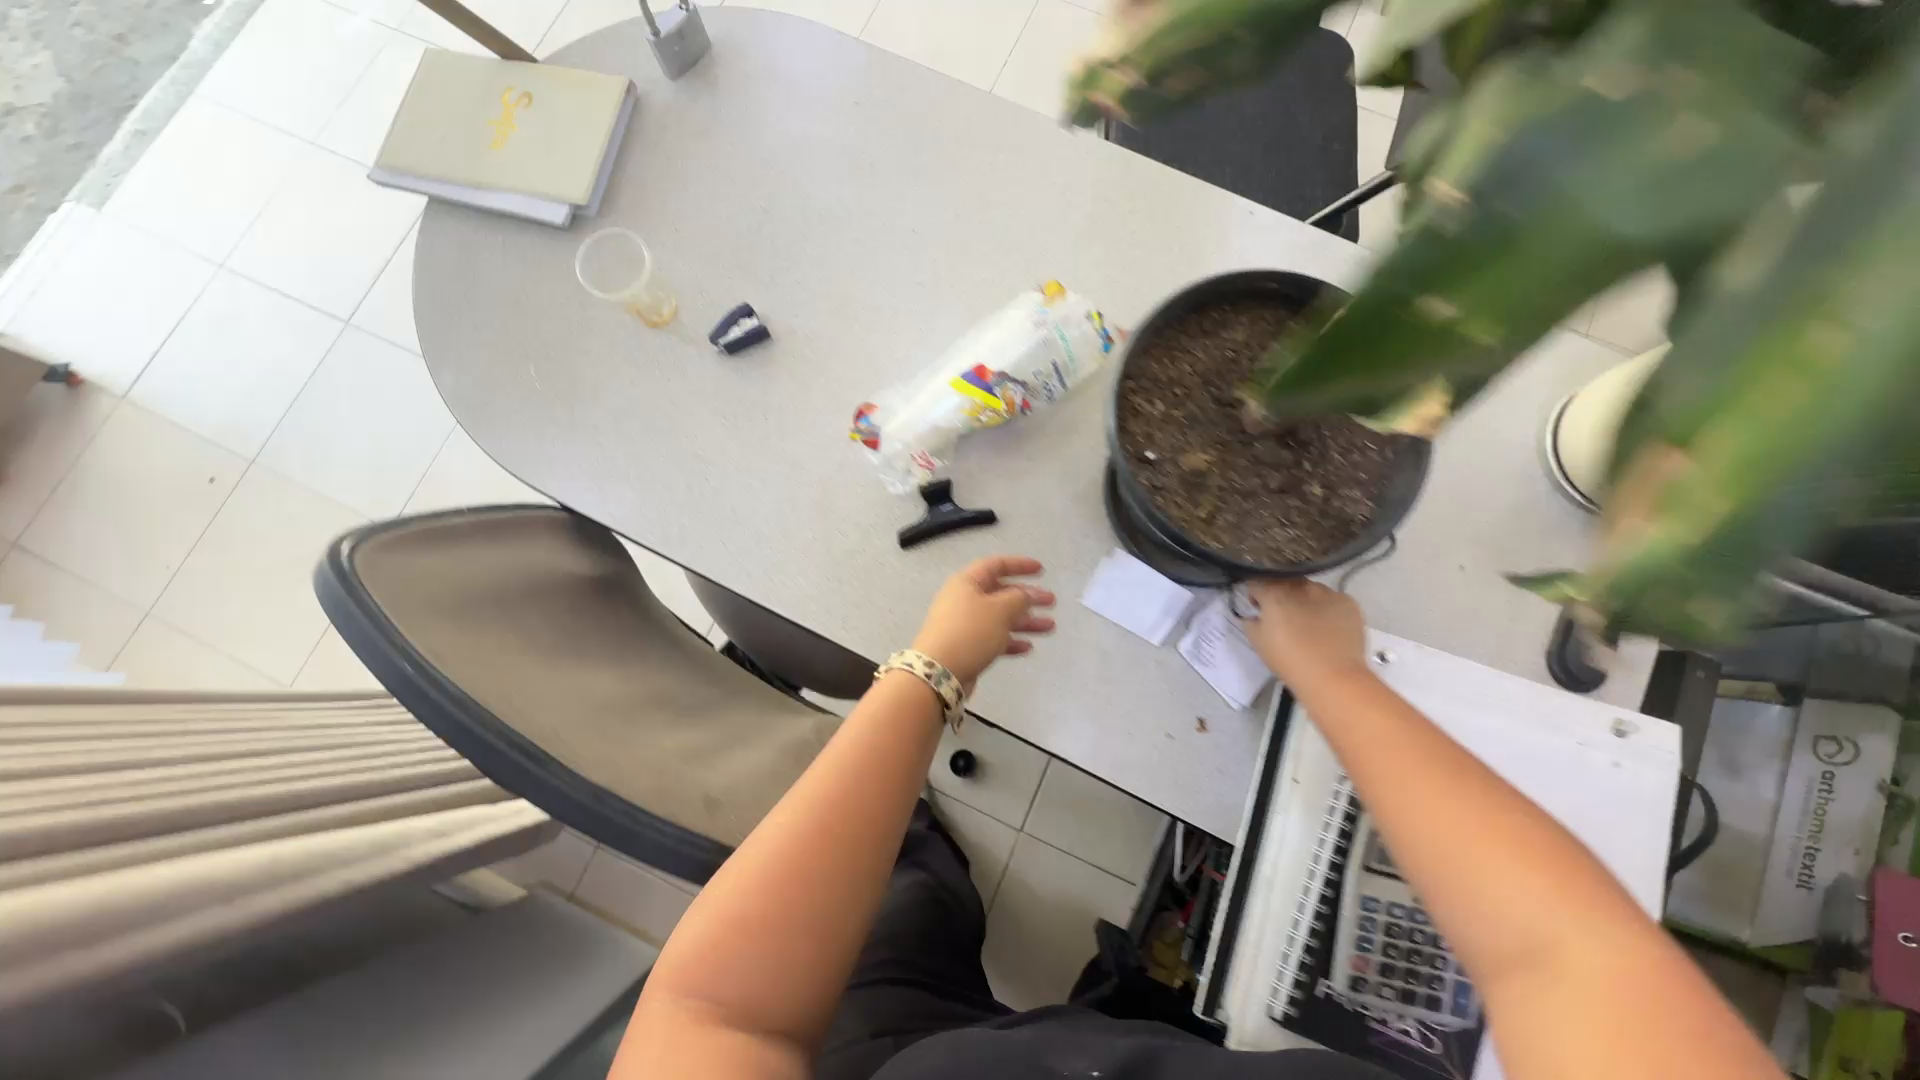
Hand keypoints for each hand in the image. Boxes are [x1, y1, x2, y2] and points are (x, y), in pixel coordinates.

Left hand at [912, 556, 1055, 690]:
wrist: (938, 673)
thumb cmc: (970, 632)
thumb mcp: (1000, 610)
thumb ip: (1019, 598)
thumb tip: (1027, 594)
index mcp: (967, 582)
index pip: (996, 565)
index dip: (1019, 565)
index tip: (1041, 570)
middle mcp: (964, 600)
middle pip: (1001, 593)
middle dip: (1027, 597)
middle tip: (1051, 602)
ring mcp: (964, 625)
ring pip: (1000, 618)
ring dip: (1025, 621)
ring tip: (1049, 627)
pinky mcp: (967, 647)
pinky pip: (993, 638)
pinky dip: (1010, 640)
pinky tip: (1028, 647)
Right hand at [1239, 579, 1368, 688]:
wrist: (1333, 676)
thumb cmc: (1289, 659)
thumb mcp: (1257, 642)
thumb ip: (1250, 622)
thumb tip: (1254, 615)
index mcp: (1275, 593)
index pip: (1257, 582)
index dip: (1254, 594)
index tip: (1258, 608)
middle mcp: (1301, 586)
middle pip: (1285, 582)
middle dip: (1281, 595)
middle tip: (1283, 616)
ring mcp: (1328, 592)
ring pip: (1310, 589)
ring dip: (1304, 600)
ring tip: (1309, 622)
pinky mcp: (1348, 603)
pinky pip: (1332, 600)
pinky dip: (1326, 609)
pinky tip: (1328, 627)